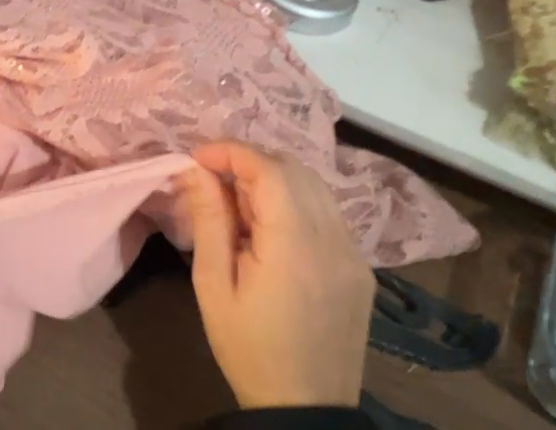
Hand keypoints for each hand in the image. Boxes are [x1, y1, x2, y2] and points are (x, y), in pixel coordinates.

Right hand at [175, 141, 374, 410]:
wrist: (306, 410)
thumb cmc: (248, 347)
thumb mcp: (213, 284)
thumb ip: (209, 220)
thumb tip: (195, 169)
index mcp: (296, 246)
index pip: (269, 169)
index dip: (230, 152)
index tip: (196, 160)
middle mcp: (335, 241)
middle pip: (295, 170)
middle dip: (249, 161)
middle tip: (212, 180)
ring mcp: (354, 255)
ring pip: (315, 187)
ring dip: (273, 179)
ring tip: (238, 204)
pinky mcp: (360, 269)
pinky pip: (327, 214)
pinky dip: (294, 202)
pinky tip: (269, 229)